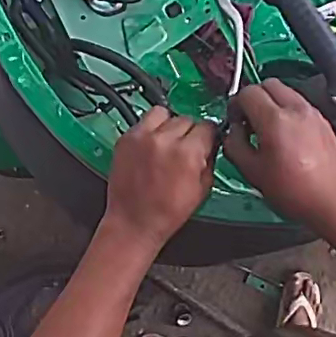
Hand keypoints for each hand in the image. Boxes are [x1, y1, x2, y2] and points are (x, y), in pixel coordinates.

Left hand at [102, 106, 216, 250]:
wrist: (134, 223)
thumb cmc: (166, 213)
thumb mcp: (202, 190)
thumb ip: (209, 162)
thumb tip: (210, 146)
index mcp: (187, 153)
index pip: (207, 126)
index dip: (208, 135)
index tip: (206, 140)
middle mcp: (164, 140)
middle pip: (186, 119)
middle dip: (189, 132)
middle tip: (185, 149)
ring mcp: (142, 137)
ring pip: (163, 113)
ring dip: (168, 124)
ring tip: (167, 142)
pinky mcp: (125, 139)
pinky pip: (142, 122)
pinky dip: (149, 130)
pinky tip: (151, 146)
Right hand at [223, 79, 335, 231]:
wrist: (330, 201)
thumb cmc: (290, 191)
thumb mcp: (251, 171)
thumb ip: (234, 144)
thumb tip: (233, 130)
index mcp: (275, 120)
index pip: (248, 92)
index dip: (236, 104)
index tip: (236, 121)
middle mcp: (296, 109)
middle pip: (268, 84)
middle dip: (254, 98)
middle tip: (249, 121)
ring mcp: (313, 113)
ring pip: (285, 91)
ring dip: (272, 103)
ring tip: (268, 129)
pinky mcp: (323, 121)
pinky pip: (299, 104)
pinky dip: (288, 111)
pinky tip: (286, 136)